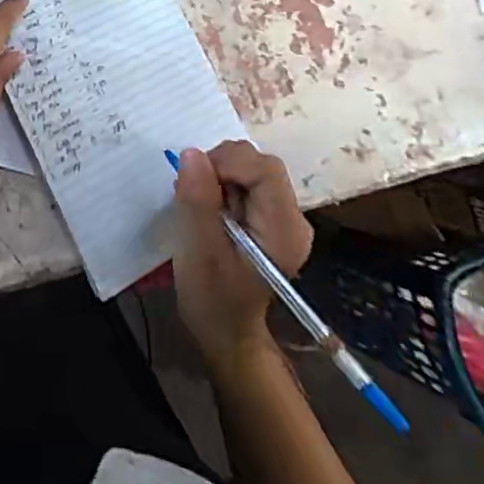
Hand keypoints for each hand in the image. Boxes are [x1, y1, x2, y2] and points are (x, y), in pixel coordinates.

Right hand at [172, 140, 313, 365]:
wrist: (225, 330)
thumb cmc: (212, 297)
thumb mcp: (198, 251)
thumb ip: (198, 201)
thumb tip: (192, 153)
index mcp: (284, 229)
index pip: (264, 169)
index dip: (225, 163)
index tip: (194, 182)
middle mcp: (291, 218)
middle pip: (259, 164)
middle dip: (219, 167)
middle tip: (193, 195)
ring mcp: (281, 217)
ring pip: (249, 168)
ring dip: (216, 175)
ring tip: (199, 207)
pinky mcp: (266, 217)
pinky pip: (243, 181)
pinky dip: (218, 184)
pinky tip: (207, 210)